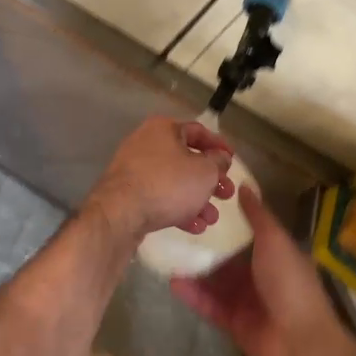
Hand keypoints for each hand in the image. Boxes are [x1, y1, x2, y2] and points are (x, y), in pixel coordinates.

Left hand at [84, 118, 235, 240]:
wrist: (122, 212)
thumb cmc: (168, 183)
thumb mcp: (204, 171)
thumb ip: (217, 162)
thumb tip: (220, 157)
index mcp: (164, 129)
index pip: (198, 131)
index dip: (219, 146)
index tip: (233, 161)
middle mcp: (147, 143)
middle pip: (186, 159)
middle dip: (210, 179)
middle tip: (226, 194)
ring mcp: (136, 168)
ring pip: (175, 181)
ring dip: (197, 199)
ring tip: (212, 218)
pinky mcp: (130, 192)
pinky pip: (160, 196)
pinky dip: (178, 208)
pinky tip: (194, 226)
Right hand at [169, 187, 345, 355]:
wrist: (299, 341)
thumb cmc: (290, 283)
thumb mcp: (275, 241)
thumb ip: (257, 216)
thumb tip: (243, 186)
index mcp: (272, 254)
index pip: (244, 233)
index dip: (224, 219)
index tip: (198, 202)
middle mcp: (257, 275)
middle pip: (224, 256)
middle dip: (202, 244)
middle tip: (173, 226)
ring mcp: (243, 300)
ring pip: (212, 280)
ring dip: (192, 268)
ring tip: (165, 252)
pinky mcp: (231, 322)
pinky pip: (207, 304)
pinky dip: (192, 293)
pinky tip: (172, 280)